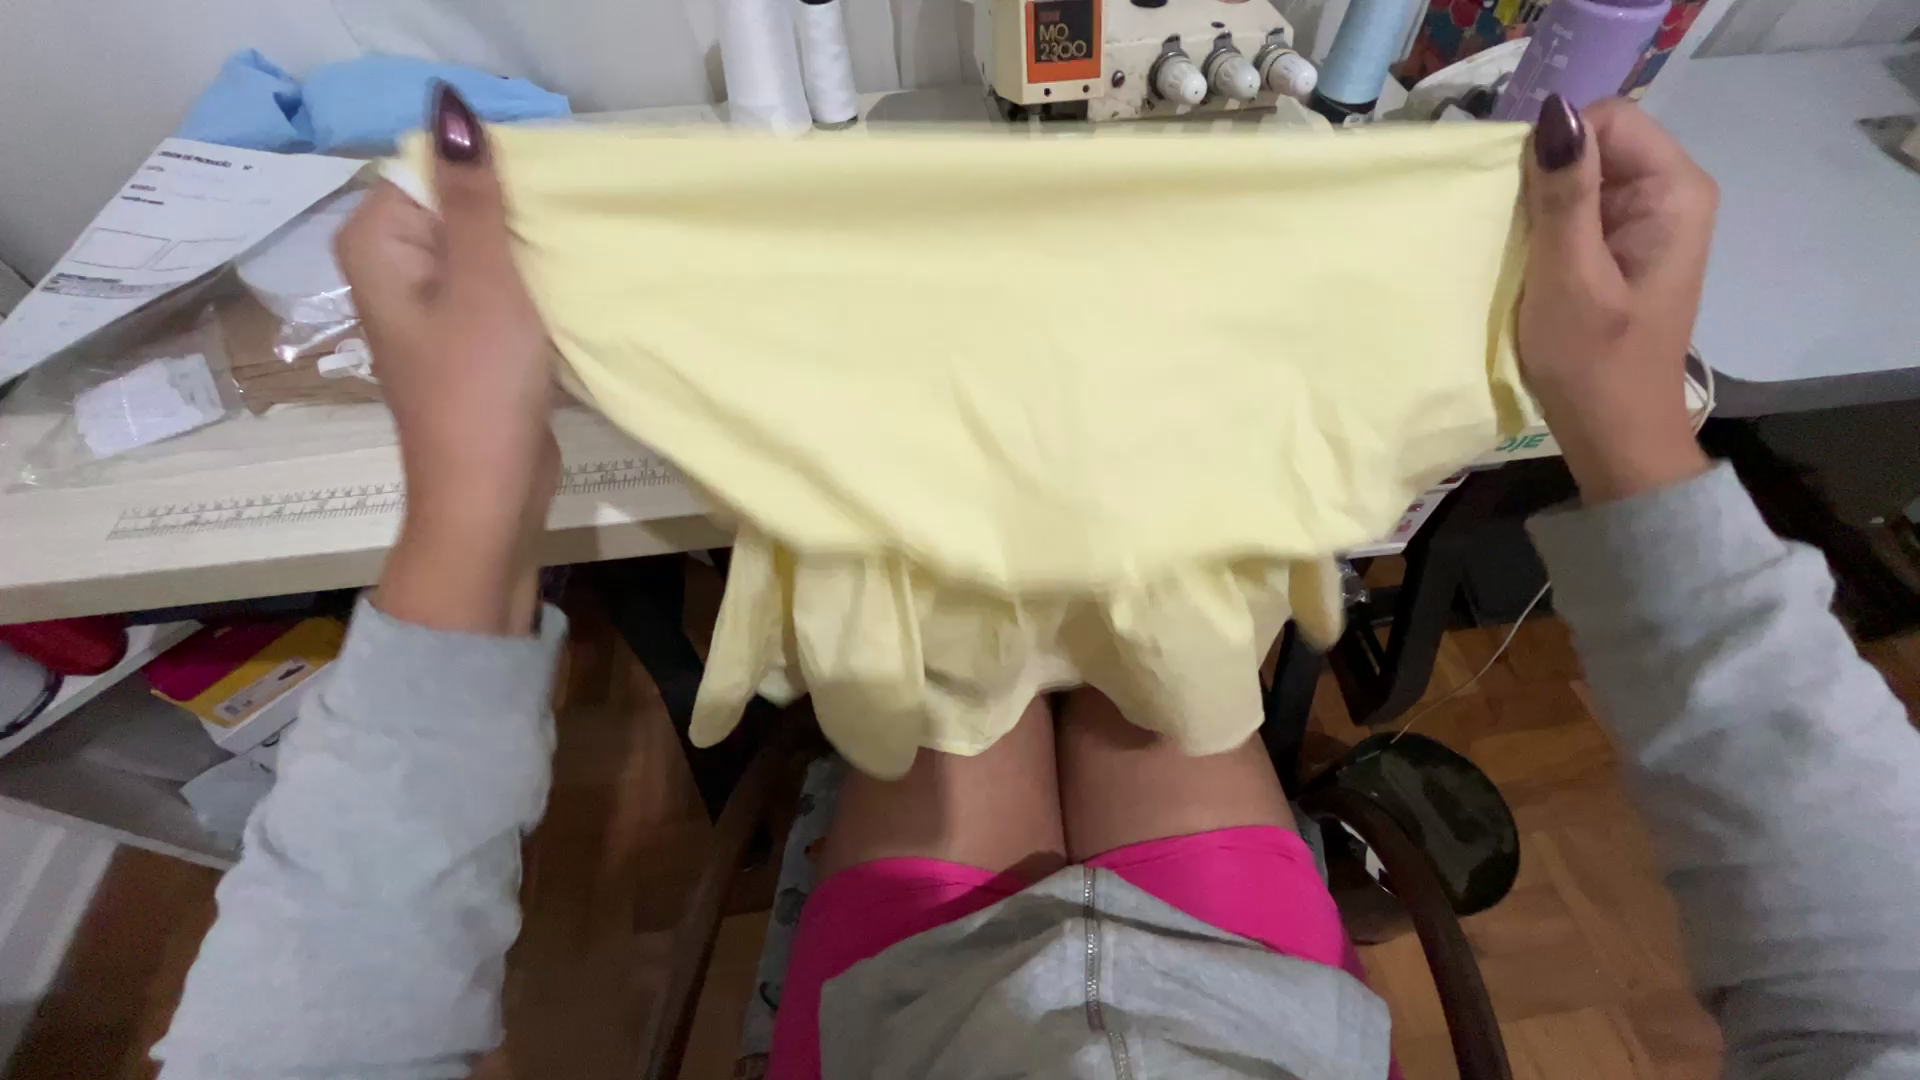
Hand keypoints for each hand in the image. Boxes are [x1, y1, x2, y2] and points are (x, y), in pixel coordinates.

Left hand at [336, 84, 557, 632]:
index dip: (494, 177)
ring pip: (492, 258)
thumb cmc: (481, 387)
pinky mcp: (475, 345)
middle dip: (520, 219)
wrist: (490, 490)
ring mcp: (439, 312)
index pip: (433, 170)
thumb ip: (474, 200)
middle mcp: (399, 272)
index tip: (554, 200)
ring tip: (584, 263)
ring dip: (536, 259)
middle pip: (464, 212)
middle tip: (578, 233)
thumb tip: (454, 106)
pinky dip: (539, 295)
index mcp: (381, 245)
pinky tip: (575, 300)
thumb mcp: (485, 285)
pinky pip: (507, 297)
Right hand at [1518, 94, 1716, 502]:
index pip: (1610, 121)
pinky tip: (1522, 261)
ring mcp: (1644, 224)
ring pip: (1581, 181)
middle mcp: (1668, 195)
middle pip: (1596, 147)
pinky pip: (1577, 214)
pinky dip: (1542, 229)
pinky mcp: (1619, 250)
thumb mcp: (1569, 278)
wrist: (1611, 427)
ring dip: (1536, 207)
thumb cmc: (1590, 359)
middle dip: (1542, 177)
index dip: (1554, 147)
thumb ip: (1563, 199)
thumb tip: (1551, 117)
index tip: (1510, 198)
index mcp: (1673, 193)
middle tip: (1503, 230)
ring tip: (1508, 248)